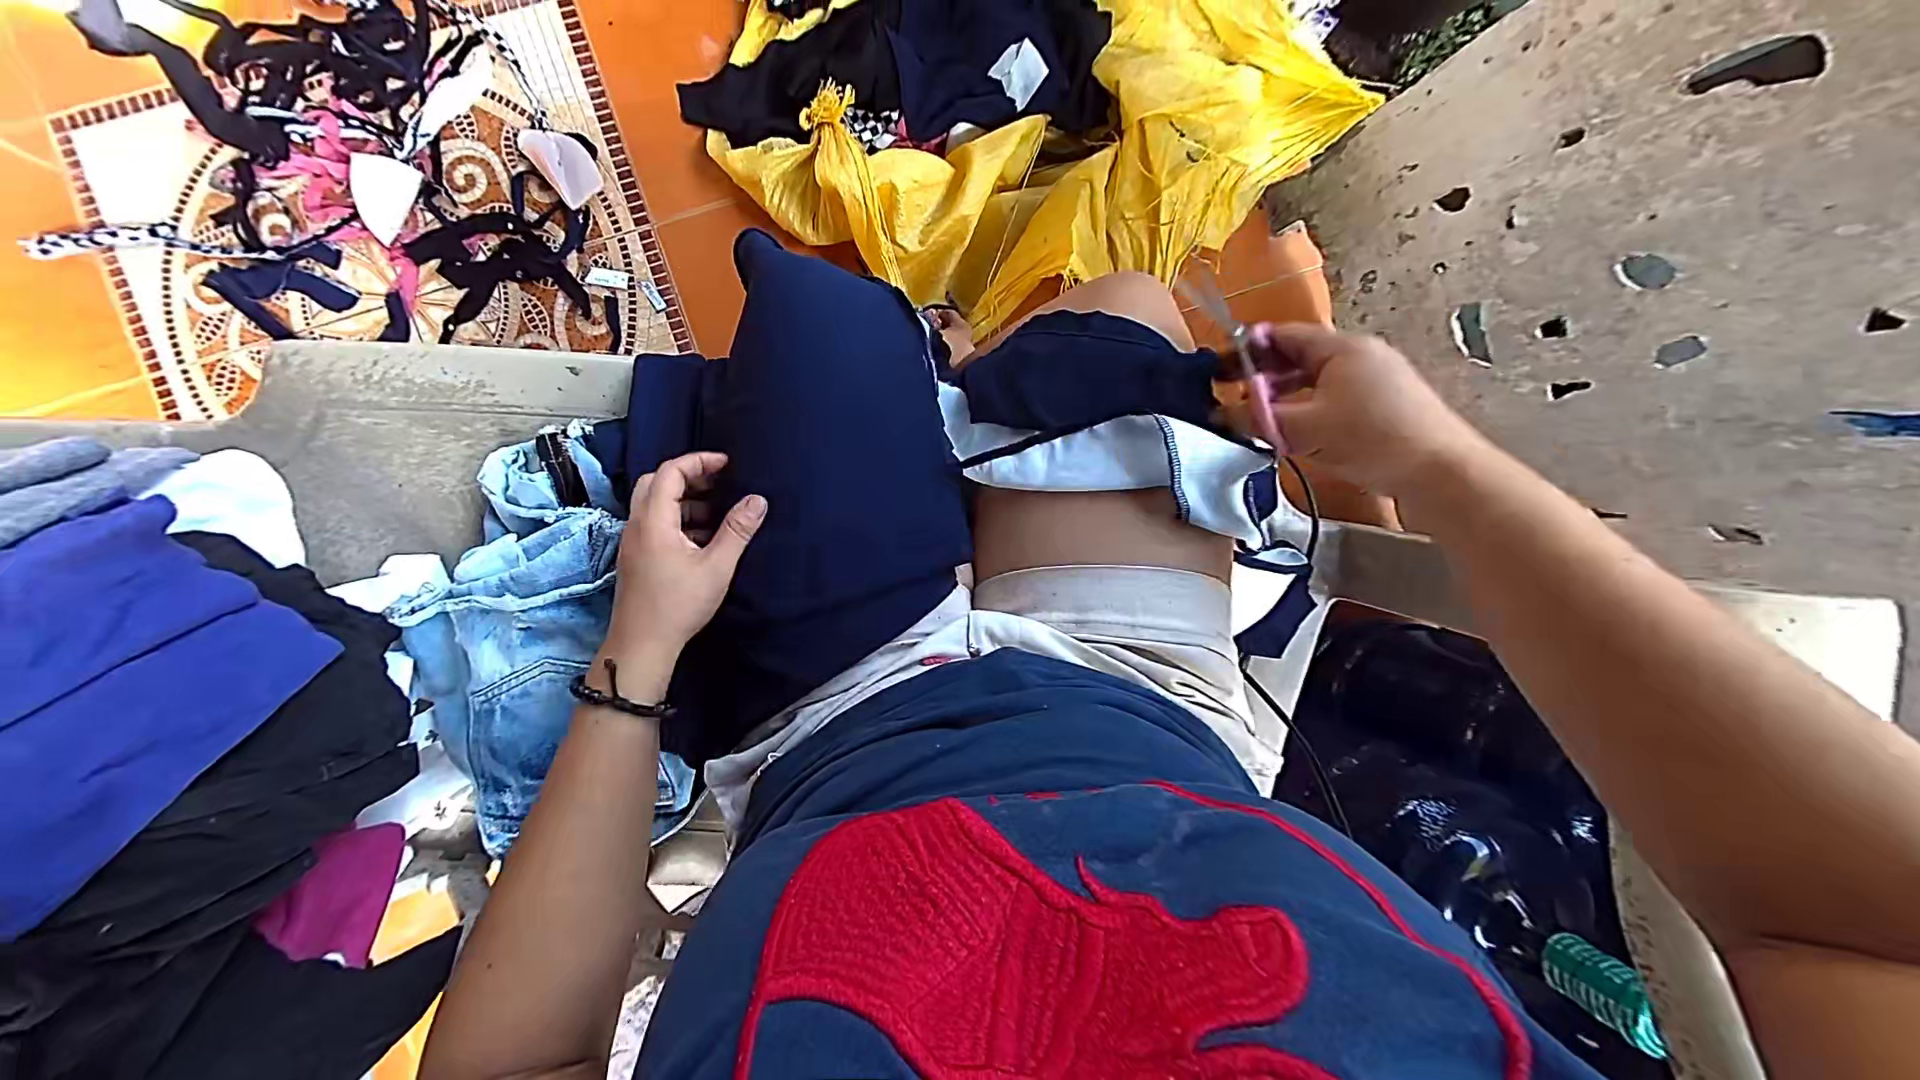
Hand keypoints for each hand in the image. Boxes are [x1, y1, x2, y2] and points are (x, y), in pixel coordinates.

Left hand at [601, 452, 766, 664]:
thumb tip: (757, 500)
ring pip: (655, 503)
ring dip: (685, 499)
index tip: (726, 464)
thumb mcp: (717, 566)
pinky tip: (704, 537)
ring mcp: (634, 541)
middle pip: (657, 482)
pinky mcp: (637, 556)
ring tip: (718, 512)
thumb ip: (737, 530)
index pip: (670, 472)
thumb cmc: (679, 605)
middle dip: (689, 476)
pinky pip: (656, 523)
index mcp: (654, 521)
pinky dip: (679, 518)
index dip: (698, 461)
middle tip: (720, 481)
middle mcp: (637, 525)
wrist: (643, 644)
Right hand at [1225, 323, 1491, 495]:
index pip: (1283, 335)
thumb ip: (1258, 418)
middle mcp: (1359, 357)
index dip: (1248, 349)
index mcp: (1341, 349)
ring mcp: (1373, 381)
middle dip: (1262, 376)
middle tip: (1231, 396)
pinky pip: (1329, 399)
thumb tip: (1221, 414)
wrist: (1439, 471)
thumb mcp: (1303, 428)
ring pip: (1312, 381)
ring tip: (1256, 418)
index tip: (1220, 368)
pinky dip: (1304, 410)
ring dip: (1282, 397)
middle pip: (1298, 358)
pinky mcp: (1380, 406)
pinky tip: (1291, 432)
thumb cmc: (1371, 438)